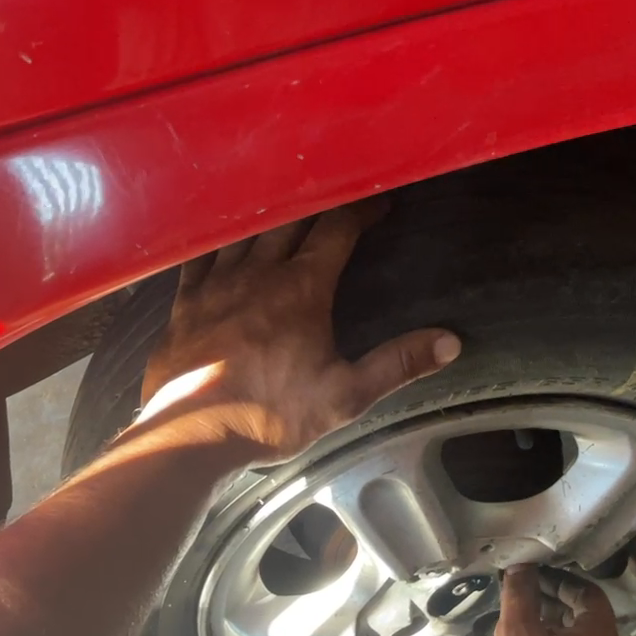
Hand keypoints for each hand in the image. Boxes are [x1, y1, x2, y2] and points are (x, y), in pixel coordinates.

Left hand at [137, 204, 460, 461]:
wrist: (193, 435)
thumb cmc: (272, 415)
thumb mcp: (345, 396)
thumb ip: (397, 364)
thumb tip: (450, 342)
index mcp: (301, 288)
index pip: (337, 229)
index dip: (362, 210)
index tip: (380, 204)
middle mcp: (258, 272)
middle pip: (291, 219)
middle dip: (320, 203)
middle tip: (338, 200)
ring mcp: (216, 283)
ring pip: (246, 229)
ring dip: (270, 213)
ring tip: (286, 207)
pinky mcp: (185, 301)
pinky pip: (201, 254)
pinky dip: (218, 237)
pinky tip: (222, 234)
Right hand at [484, 565, 633, 635]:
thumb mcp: (514, 635)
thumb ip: (520, 594)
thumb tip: (522, 566)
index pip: (590, 594)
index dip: (560, 580)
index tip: (533, 577)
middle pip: (590, 619)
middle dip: (557, 603)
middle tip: (524, 599)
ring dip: (559, 628)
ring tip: (525, 626)